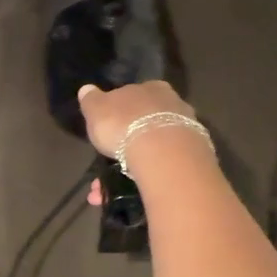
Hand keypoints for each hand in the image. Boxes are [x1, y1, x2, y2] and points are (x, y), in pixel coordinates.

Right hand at [76, 81, 201, 205]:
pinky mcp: (189, 152)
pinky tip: (130, 188)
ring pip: (152, 146)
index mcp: (150, 87)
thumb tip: (86, 89)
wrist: (161, 149)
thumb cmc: (124, 123)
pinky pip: (161, 162)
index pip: (133, 96)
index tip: (108, 129)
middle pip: (144, 121)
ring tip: (111, 188)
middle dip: (125, 141)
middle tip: (108, 161)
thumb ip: (91, 100)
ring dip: (131, 164)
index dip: (118, 112)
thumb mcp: (97, 109)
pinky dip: (144, 174)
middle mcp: (170, 102)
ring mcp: (183, 127)